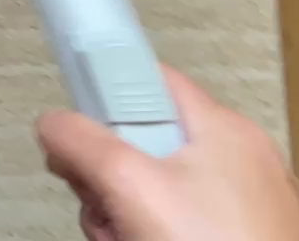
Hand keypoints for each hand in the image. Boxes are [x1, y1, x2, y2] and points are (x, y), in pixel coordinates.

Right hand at [37, 66, 298, 240]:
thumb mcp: (124, 179)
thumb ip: (74, 135)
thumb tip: (52, 124)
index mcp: (225, 128)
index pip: (141, 73)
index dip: (99, 91)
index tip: (77, 119)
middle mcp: (241, 160)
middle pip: (135, 134)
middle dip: (101, 167)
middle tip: (98, 191)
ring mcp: (245, 206)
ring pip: (147, 181)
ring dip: (116, 204)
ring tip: (122, 231)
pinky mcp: (240, 239)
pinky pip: (171, 216)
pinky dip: (144, 228)